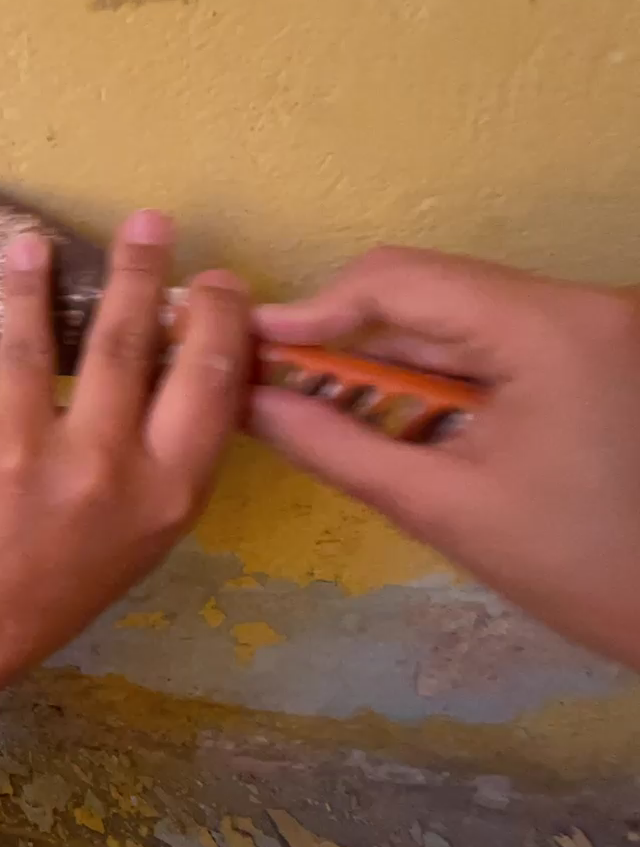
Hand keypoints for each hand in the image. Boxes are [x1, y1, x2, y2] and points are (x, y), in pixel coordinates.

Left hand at [0, 210, 253, 673]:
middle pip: (127, 344)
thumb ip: (157, 459)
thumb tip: (163, 371)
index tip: (215, 279)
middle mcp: (105, 461)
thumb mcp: (141, 534)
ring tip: (32, 243)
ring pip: (39, 343)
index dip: (217, 321)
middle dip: (140, 274)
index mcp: (166, 490)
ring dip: (35, 286)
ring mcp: (30, 445)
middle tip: (147, 222)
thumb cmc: (64, 581)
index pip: (207, 383)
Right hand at [250, 246, 639, 668]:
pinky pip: (495, 339)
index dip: (309, 309)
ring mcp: (607, 328)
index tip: (253, 351)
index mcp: (551, 330)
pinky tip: (418, 420)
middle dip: (341, 339)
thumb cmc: (602, 567)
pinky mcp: (612, 354)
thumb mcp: (441, 508)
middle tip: (286, 388)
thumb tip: (243, 400)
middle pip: (421, 292)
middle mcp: (587, 307)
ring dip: (385, 359)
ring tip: (341, 412)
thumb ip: (328, 445)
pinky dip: (436, 371)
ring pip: (453, 315)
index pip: (392, 280)